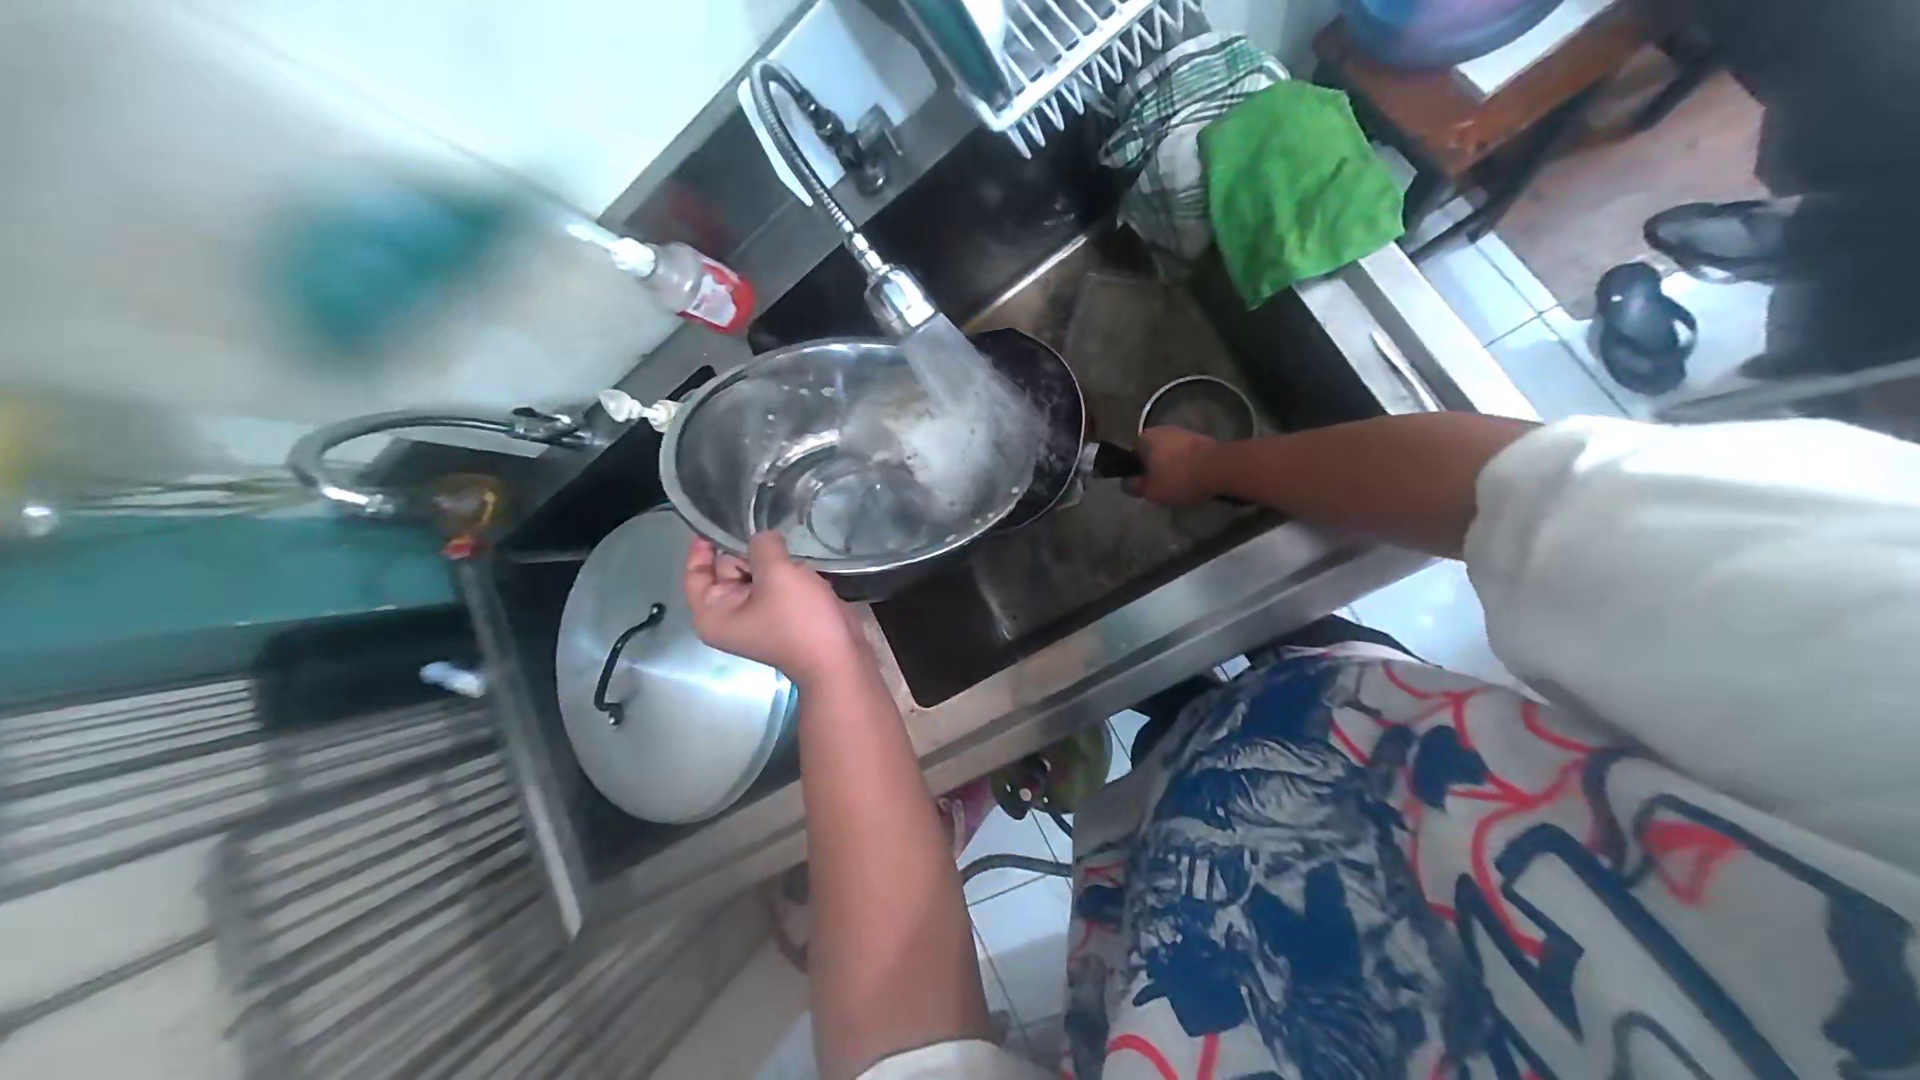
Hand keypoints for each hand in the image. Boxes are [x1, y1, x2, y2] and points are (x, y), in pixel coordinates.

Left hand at [684, 532, 866, 687]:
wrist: (839, 657)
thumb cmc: (798, 619)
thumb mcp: (776, 574)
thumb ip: (762, 545)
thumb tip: (766, 538)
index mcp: (713, 613)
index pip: (695, 572)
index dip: (702, 546)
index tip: (717, 519)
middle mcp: (730, 614)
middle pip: (728, 567)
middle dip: (748, 550)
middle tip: (771, 535)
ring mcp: (758, 614)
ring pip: (757, 572)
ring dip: (773, 559)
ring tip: (790, 546)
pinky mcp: (783, 612)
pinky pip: (777, 582)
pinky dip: (788, 571)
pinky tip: (804, 562)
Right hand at [1131, 426, 1219, 505]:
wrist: (1218, 468)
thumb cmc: (1178, 478)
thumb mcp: (1151, 491)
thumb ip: (1136, 487)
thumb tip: (1127, 483)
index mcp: (1146, 438)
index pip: (1133, 451)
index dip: (1135, 467)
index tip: (1142, 481)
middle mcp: (1163, 429)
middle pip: (1153, 449)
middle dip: (1155, 464)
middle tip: (1160, 483)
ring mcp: (1184, 432)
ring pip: (1171, 450)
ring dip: (1173, 462)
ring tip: (1179, 482)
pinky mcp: (1203, 438)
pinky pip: (1188, 452)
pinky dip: (1188, 462)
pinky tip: (1193, 477)